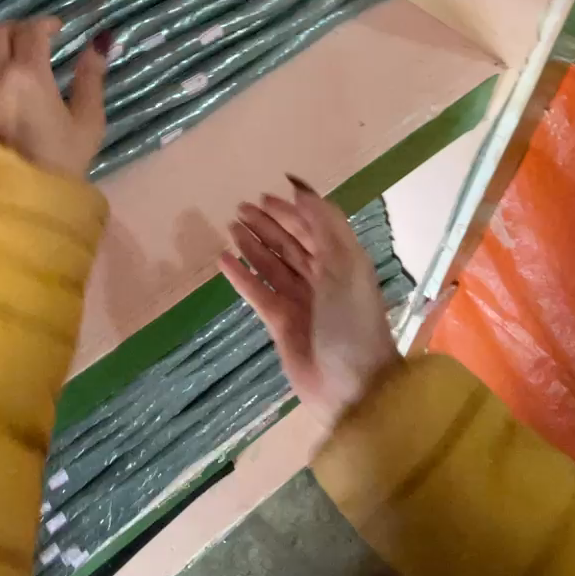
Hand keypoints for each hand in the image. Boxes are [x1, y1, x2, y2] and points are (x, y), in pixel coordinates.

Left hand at [0, 18, 108, 180]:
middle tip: (40, 37)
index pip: (31, 31)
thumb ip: (91, 78)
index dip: (47, 23)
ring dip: (3, 45)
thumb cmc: (61, 159)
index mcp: (28, 75)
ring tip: (23, 57)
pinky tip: (9, 80)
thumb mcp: (87, 120)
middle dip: (21, 28)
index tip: (60, 28)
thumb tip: (98, 45)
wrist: (20, 197)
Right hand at [219, 178, 399, 423]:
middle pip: (290, 244)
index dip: (290, 211)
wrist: (352, 387)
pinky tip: (223, 260)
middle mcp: (321, 278)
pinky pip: (257, 291)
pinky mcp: (281, 323)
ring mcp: (300, 301)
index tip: (264, 196)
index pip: (312, 228)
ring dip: (252, 245)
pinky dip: (241, 276)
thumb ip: (324, 223)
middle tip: (239, 208)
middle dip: (267, 224)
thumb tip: (300, 188)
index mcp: (342, 262)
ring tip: (230, 227)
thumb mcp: (346, 264)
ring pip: (271, 265)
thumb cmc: (351, 320)